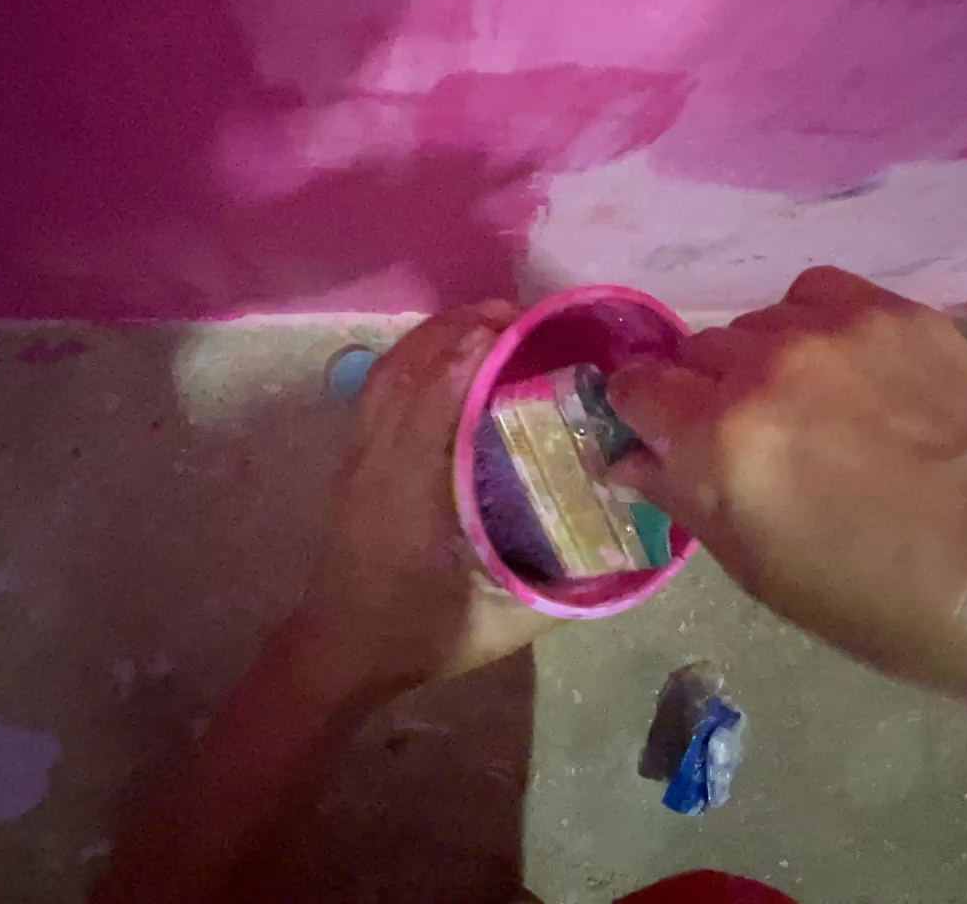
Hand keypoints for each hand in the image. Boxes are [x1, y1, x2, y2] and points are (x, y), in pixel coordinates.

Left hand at [295, 302, 561, 700]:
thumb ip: (561, 591)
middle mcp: (373, 466)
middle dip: (452, 330)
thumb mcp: (500, 626)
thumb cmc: (419, 638)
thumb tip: (627, 551)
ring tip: (486, 320)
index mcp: (405, 502)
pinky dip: (414, 358)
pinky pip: (380, 389)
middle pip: (401, 373)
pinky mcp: (353, 459)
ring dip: (432, 337)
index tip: (508, 328)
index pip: (426, 411)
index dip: (463, 361)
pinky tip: (449, 354)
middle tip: (513, 313)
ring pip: (386, 374)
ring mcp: (355, 458)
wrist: (339, 653)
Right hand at [607, 267, 966, 702]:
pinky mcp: (894, 311)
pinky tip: (839, 367)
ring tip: (806, 405)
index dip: (639, 411)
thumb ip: (680, 497)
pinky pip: (811, 294)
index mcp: (720, 439)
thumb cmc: (878, 600)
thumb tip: (627, 457)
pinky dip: (806, 325)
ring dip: (754, 362)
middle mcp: (764, 367)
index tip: (659, 433)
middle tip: (745, 438)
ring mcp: (833, 330)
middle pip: (689, 351)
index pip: (634, 385)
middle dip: (698, 393)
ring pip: (749, 324)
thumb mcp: (756, 570)